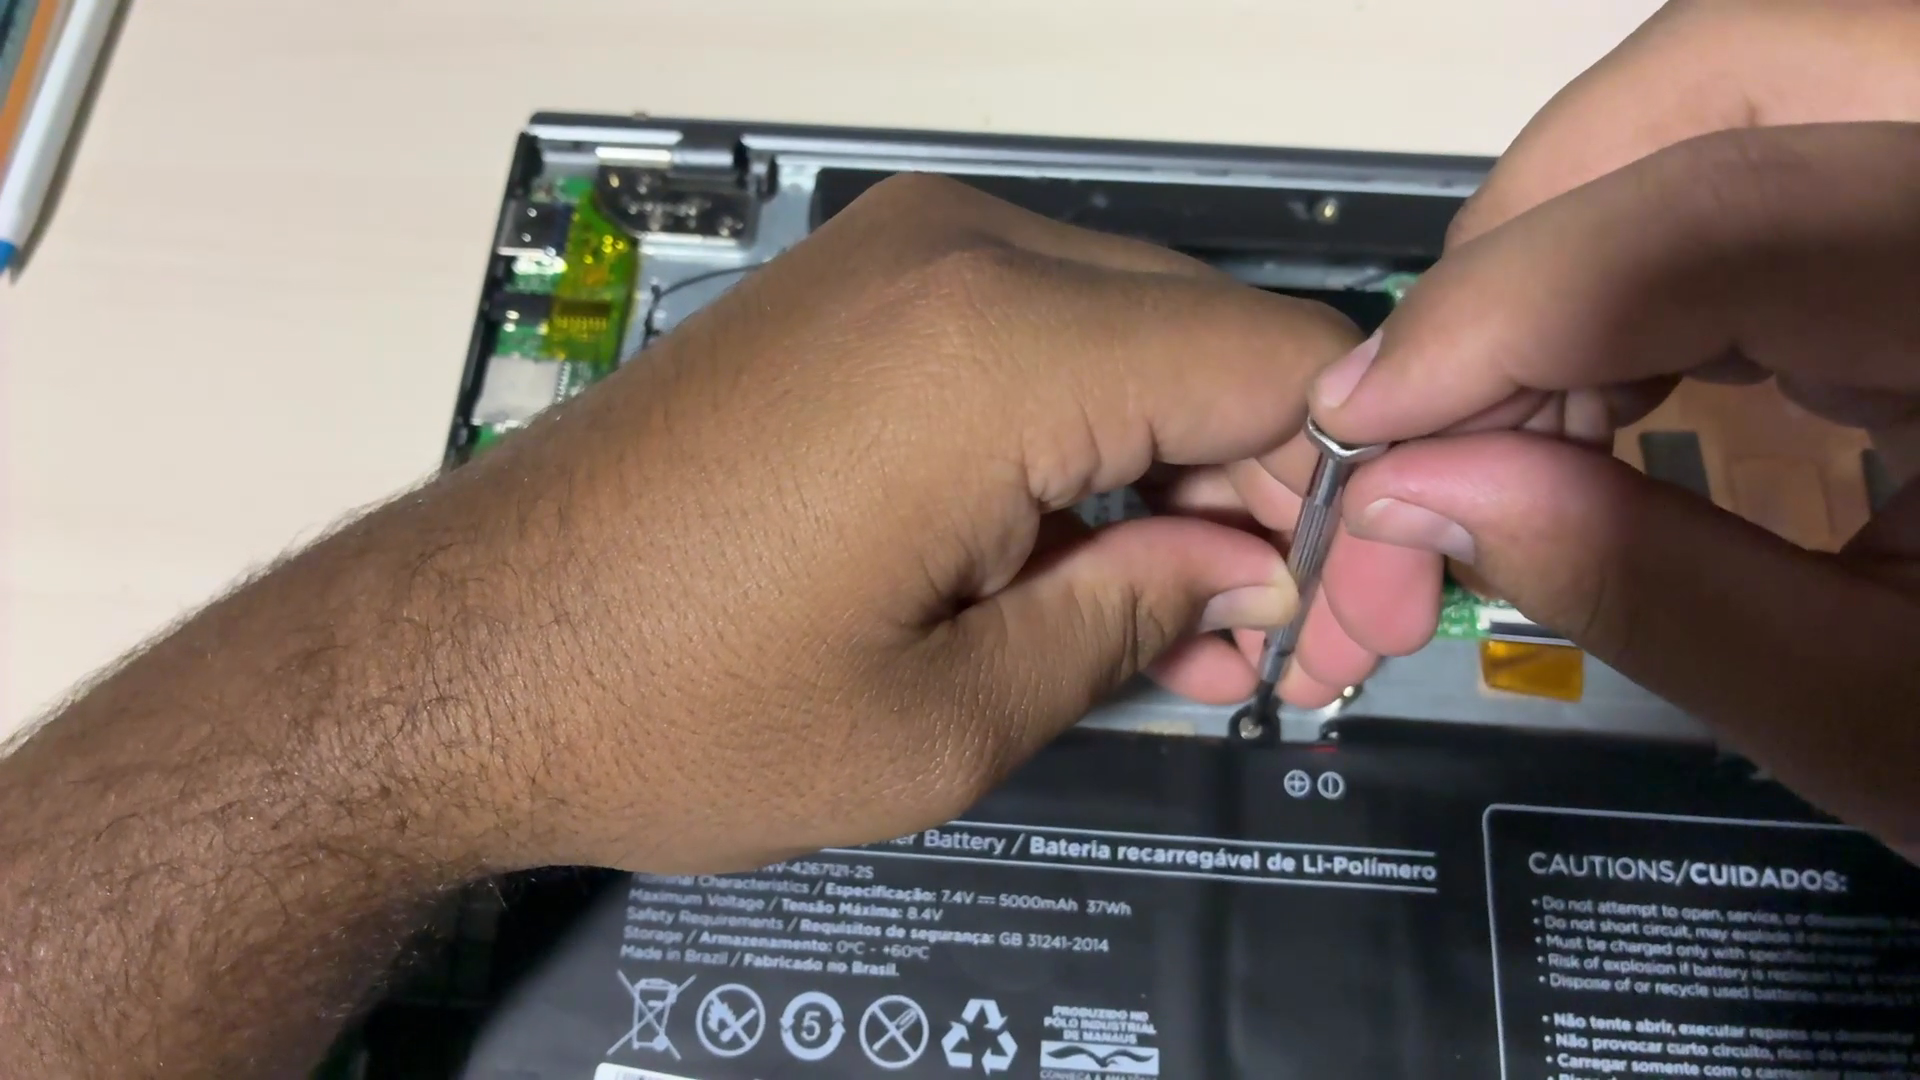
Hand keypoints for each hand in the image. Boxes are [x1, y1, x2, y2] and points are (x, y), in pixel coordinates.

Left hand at [469, 173, 1356, 872]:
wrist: (459, 657)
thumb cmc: (674, 705)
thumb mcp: (942, 722)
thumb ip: (1127, 626)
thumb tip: (1239, 574)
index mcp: (994, 352)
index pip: (1278, 367)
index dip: (1336, 488)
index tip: (1328, 596)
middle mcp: (956, 260)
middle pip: (1205, 349)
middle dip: (1254, 492)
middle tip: (1253, 629)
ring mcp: (897, 267)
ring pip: (1124, 350)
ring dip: (1164, 483)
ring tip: (1163, 621)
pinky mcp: (857, 305)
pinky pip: (1031, 354)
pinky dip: (1079, 453)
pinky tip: (1075, 559)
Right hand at [1162, 0, 1919, 709]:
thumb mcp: (1877, 719)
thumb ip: (1627, 584)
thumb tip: (1400, 494)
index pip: (1706, 224)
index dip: (1483, 315)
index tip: (1355, 425)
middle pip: (1719, 71)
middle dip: (1511, 244)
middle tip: (1426, 401)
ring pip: (1723, 87)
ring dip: (1551, 255)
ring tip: (1508, 411)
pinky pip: (1755, 143)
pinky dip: (1617, 259)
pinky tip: (1597, 384)